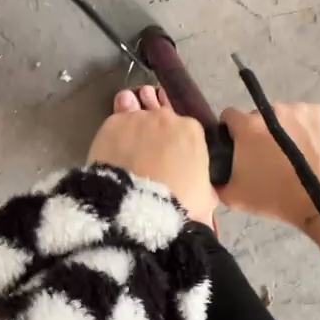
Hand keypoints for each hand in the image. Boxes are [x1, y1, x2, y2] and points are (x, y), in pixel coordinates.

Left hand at [87, 86, 216, 225]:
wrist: (137, 207)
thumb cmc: (177, 203)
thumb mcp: (205, 199)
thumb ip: (206, 186)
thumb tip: (203, 187)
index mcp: (192, 131)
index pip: (186, 129)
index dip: (178, 141)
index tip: (172, 155)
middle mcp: (166, 116)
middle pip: (162, 117)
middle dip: (157, 130)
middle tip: (150, 150)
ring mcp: (138, 117)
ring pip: (137, 111)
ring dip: (136, 121)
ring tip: (130, 138)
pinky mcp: (113, 123)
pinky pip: (116, 118)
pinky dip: (116, 128)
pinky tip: (114, 140)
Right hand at [218, 102, 319, 228]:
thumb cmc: (278, 199)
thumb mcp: (235, 197)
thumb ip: (216, 180)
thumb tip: (213, 173)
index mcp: (247, 126)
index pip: (230, 116)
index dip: (231, 131)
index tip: (239, 147)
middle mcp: (272, 110)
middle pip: (258, 117)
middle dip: (259, 133)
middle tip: (268, 157)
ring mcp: (299, 109)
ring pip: (284, 116)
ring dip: (283, 130)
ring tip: (294, 155)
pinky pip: (306, 116)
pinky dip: (306, 129)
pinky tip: (311, 149)